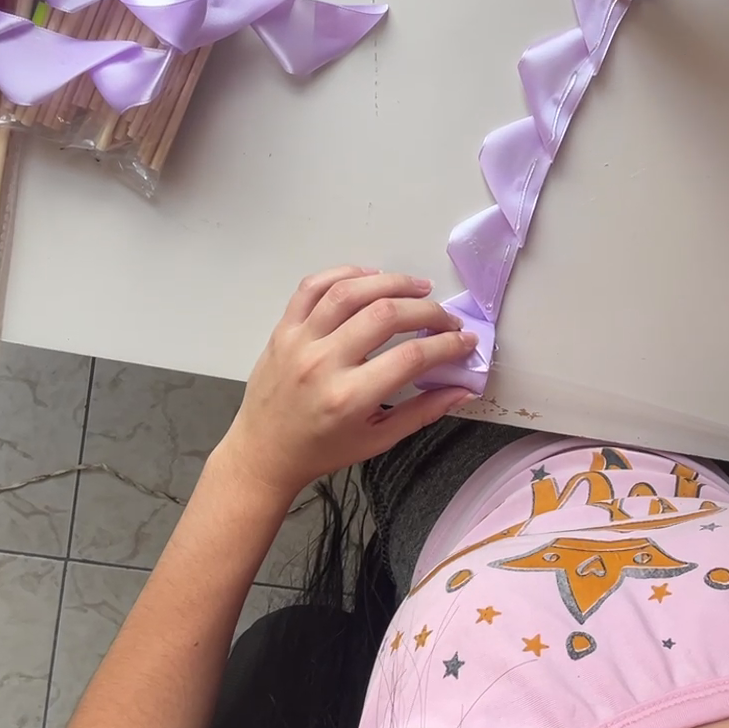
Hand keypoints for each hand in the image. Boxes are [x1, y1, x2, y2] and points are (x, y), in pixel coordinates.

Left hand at [219, 266, 478, 497]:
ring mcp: (299, 342)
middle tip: (446, 318)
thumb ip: (424, 412)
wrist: (263, 454)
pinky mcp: (283, 329)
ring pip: (350, 292)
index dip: (447, 344)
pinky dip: (346, 274)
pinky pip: (313, 286)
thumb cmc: (323, 450)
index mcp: (349, 399)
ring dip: (392, 282)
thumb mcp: (378, 440)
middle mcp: (322, 364)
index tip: (465, 341)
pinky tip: (371, 278)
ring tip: (418, 287)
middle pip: (385, 315)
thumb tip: (464, 390)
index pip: (411, 357)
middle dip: (427, 311)